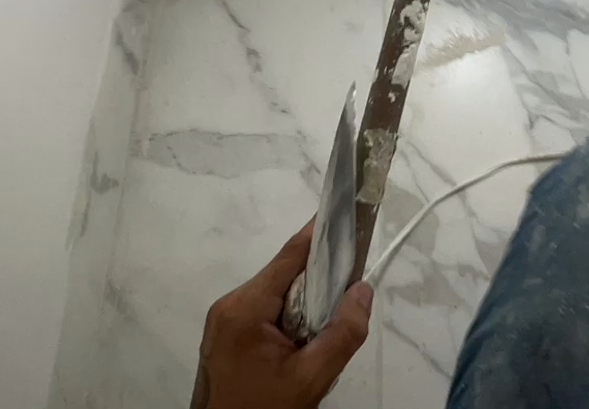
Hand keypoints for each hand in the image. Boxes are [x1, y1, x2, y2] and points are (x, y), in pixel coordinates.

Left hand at [190, 221, 372, 408]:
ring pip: (279, 291)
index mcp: (245, 308)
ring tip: (328, 321)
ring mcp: (224, 320)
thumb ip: (343, 333)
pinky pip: (267, 309)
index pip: (291, 254)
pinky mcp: (226, 335)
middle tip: (350, 286)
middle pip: (286, 273)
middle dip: (320, 277)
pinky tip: (306, 337)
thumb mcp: (310, 380)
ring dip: (306, 299)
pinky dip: (291, 314)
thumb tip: (363, 289)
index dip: (322, 231)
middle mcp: (230, 304)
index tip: (348, 209)